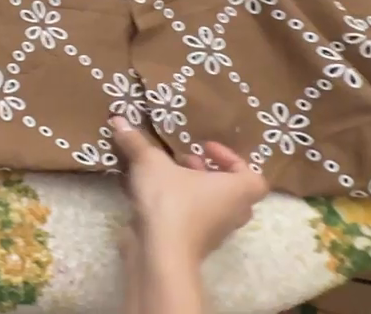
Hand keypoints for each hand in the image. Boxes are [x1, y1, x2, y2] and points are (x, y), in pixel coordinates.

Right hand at [112, 116, 267, 263]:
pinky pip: (190, 216)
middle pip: (230, 190)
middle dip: (206, 172)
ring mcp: (214, 231)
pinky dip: (175, 203)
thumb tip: (118, 119)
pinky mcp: (193, 242)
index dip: (231, 159)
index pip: (252, 176)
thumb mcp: (149, 161)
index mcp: (236, 191)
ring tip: (162, 172)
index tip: (204, 147)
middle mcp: (232, 212)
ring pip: (209, 204)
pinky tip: (148, 191)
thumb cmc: (170, 199)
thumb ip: (136, 141)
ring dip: (190, 187)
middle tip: (183, 158)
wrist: (162, 250)